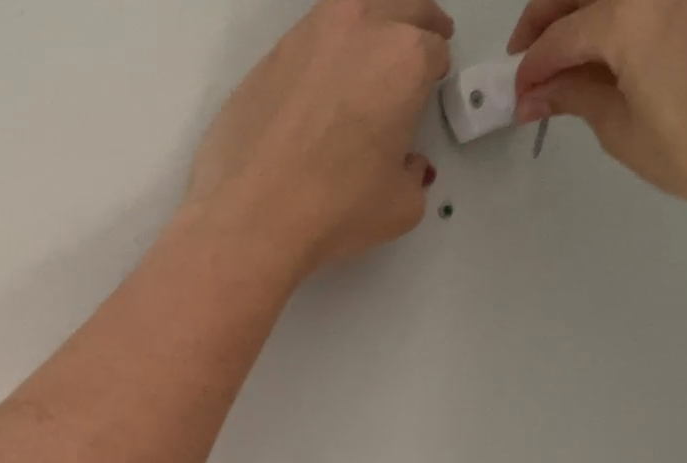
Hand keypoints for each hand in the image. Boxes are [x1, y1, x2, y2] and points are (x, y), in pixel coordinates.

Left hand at [184, 0, 453, 272]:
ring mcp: (308, 37)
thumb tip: (405, 164)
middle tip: (418, 45)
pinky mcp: (268, 58)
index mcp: (405, 57)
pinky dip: (322, 52)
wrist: (251, 217)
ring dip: (369, 26)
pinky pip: (307, 41)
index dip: (434, 72)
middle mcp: (359, 30)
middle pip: (400, 8)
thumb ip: (412, 174)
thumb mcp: (400, 205)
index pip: (434, 49)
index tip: (428, 86)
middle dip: (415, 26)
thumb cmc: (335, 209)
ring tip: (368, 56)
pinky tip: (318, 85)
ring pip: (352, 11)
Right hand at [507, 0, 686, 220]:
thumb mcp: (626, 131)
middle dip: (547, 17)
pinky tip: (625, 48)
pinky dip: (631, 12)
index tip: (520, 99)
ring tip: (575, 53)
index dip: (531, 70)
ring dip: (589, 10)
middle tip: (530, 60)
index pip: (560, 36)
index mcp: (633, 13)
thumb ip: (579, 98)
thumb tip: (540, 94)